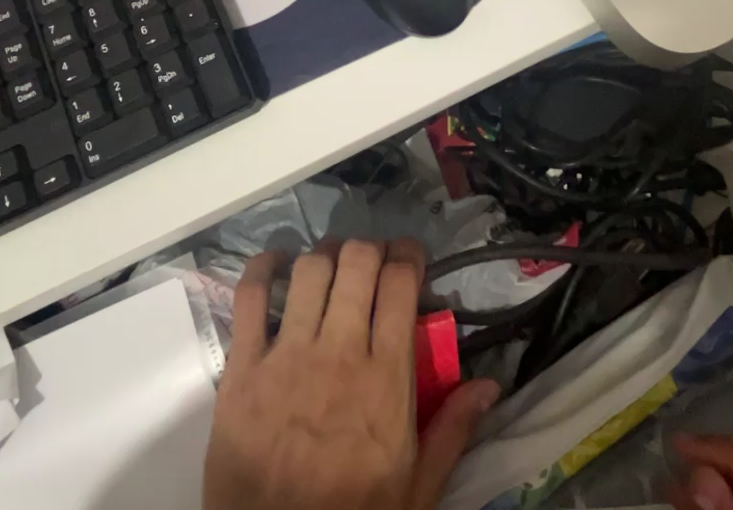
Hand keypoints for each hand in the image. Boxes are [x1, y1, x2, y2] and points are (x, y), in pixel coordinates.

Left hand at [204, 239, 501, 509]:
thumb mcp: (417, 488)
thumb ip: (453, 429)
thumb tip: (490, 385)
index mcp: (386, 377)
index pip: (400, 285)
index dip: (408, 255)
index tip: (410, 256)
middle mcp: (339, 352)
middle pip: (357, 263)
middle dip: (369, 248)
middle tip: (372, 259)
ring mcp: (287, 356)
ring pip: (309, 271)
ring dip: (325, 254)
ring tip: (332, 262)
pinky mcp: (242, 368)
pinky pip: (250, 299)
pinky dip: (263, 268)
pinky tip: (276, 263)